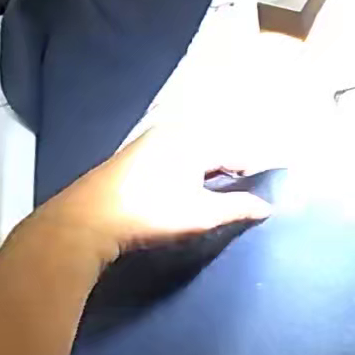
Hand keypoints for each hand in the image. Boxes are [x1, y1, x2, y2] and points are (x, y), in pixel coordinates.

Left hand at [38, 126, 274, 262]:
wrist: (87, 221)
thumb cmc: (152, 212)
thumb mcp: (202, 214)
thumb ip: (238, 208)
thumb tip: (267, 207)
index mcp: (193, 139)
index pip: (237, 155)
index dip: (252, 176)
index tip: (260, 198)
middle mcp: (172, 132)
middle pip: (214, 154)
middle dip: (228, 176)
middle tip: (237, 203)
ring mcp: (149, 143)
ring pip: (192, 158)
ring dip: (205, 178)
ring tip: (211, 204)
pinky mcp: (133, 158)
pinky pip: (173, 162)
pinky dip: (185, 177)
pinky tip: (182, 198)